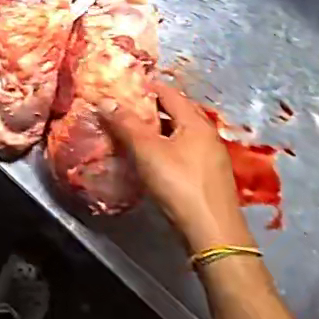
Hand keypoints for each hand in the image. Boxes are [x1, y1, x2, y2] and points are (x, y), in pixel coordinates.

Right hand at [98, 79, 253, 252]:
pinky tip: (151, 155)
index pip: (169, 92)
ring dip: (159, 128)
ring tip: (133, 130)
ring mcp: (211, 156)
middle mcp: (207, 135)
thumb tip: (106, 101)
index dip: (146, 87)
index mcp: (195, 123)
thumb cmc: (179, 184)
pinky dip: (166, 145)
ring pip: (181, 132)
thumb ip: (125, 124)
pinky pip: (184, 149)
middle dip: (152, 107)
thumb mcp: (146, 151)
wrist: (212, 232)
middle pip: (177, 111)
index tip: (122, 87)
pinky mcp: (208, 176)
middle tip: (125, 107)